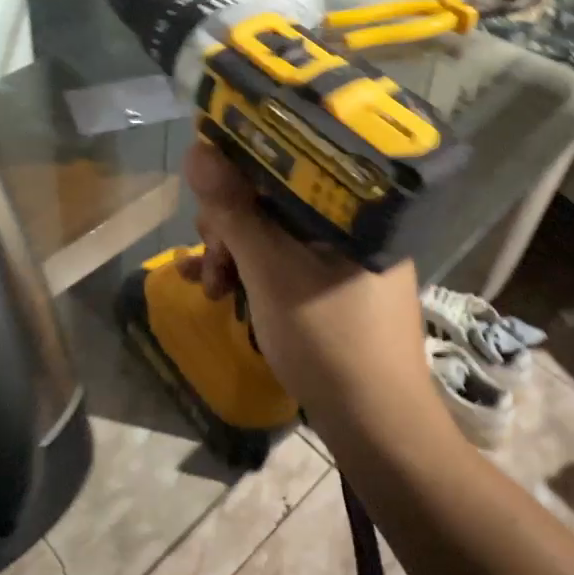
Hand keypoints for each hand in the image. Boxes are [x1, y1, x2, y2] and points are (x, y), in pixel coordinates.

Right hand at [183, 140, 435, 424]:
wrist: (376, 426)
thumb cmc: (327, 338)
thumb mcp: (269, 269)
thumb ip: (232, 208)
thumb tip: (197, 148)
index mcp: (353, 203)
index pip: (289, 156)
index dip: (238, 163)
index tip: (205, 187)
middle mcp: (352, 219)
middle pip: (274, 194)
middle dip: (229, 221)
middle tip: (210, 254)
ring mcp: (344, 253)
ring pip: (272, 228)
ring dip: (231, 249)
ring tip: (208, 285)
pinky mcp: (334, 282)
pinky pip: (283, 257)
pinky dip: (250, 268)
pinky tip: (215, 288)